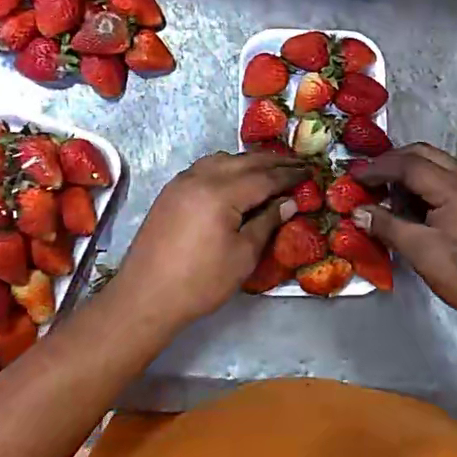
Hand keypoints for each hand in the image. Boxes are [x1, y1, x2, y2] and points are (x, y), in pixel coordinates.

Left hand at [105, 151, 305, 331]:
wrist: (146, 296)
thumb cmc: (200, 282)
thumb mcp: (243, 256)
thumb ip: (266, 223)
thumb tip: (287, 202)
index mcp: (220, 193)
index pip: (264, 176)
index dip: (289, 174)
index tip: (309, 172)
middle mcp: (200, 178)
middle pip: (243, 162)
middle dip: (272, 162)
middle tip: (297, 163)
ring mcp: (181, 182)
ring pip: (221, 160)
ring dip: (247, 162)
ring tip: (269, 169)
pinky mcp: (170, 192)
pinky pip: (204, 168)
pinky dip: (225, 167)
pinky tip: (234, 179)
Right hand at [353, 143, 456, 327]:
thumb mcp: (420, 251)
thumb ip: (387, 226)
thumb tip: (358, 212)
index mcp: (453, 186)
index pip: (408, 163)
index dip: (377, 168)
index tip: (353, 177)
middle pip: (424, 154)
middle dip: (392, 162)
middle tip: (368, 180)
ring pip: (438, 165)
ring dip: (410, 173)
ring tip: (388, 197)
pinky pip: (449, 180)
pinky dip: (426, 184)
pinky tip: (415, 209)